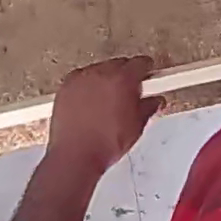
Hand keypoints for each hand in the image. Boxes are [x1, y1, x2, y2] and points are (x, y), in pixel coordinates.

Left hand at [45, 57, 162, 173]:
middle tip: (127, 92)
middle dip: (126, 75)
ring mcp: (82, 79)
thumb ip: (149, 107)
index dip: (146, 70)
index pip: (141, 62)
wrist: (75, 157)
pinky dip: (87, 85)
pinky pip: (81, 78)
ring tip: (106, 100)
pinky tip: (89, 101)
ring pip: (100, 70)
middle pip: (120, 63)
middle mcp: (102, 73)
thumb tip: (154, 102)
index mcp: (124, 79)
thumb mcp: (137, 126)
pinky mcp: (66, 87)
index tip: (146, 76)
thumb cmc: (104, 143)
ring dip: (106, 79)